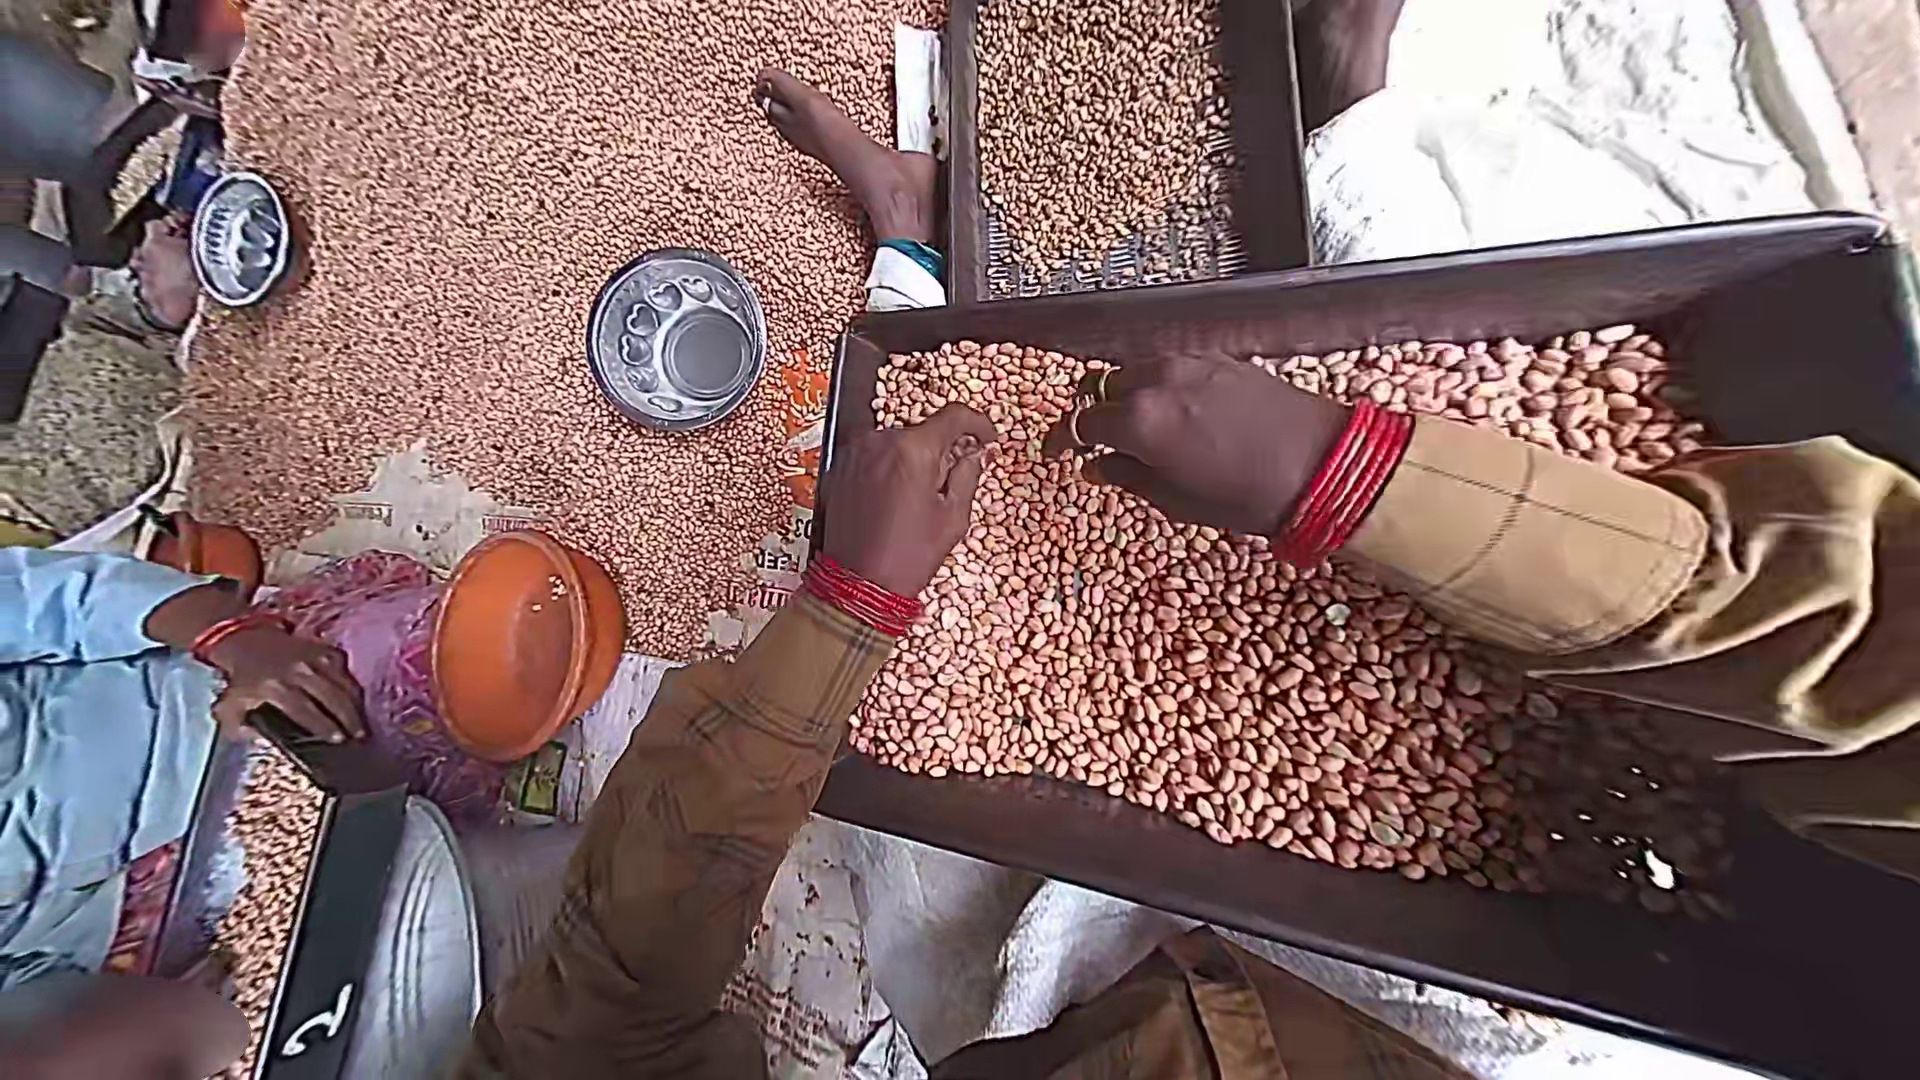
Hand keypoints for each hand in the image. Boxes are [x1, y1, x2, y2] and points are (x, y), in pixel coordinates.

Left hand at [204, 625, 366, 743]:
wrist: (250, 644)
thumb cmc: (243, 681)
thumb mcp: (229, 707)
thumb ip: (241, 727)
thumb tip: (266, 741)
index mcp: (274, 688)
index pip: (305, 711)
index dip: (323, 726)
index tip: (338, 740)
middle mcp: (300, 673)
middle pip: (333, 698)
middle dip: (349, 718)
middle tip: (360, 734)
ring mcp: (319, 660)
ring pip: (346, 686)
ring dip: (357, 705)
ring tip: (363, 721)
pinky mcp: (332, 652)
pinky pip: (348, 674)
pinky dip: (353, 689)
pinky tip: (357, 702)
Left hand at [823, 404, 998, 596]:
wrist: (857, 583)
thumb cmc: (907, 556)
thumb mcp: (953, 518)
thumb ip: (968, 475)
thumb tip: (976, 453)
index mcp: (914, 450)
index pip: (954, 415)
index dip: (977, 423)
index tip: (985, 435)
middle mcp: (880, 441)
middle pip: (923, 430)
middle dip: (942, 449)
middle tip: (952, 479)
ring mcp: (856, 452)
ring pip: (898, 442)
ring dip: (914, 459)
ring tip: (918, 497)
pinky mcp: (840, 466)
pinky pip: (875, 454)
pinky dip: (890, 467)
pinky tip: (896, 498)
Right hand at [1045, 352, 1349, 535]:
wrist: (1322, 464)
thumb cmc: (1242, 495)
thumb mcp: (1172, 498)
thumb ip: (1125, 474)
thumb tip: (1096, 464)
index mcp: (1138, 420)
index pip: (1078, 423)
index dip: (1059, 439)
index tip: (1053, 451)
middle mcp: (1156, 380)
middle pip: (1100, 387)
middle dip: (1091, 413)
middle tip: (1096, 440)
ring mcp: (1188, 363)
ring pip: (1133, 371)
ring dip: (1122, 396)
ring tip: (1135, 426)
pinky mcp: (1216, 358)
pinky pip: (1167, 366)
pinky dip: (1155, 385)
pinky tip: (1171, 410)